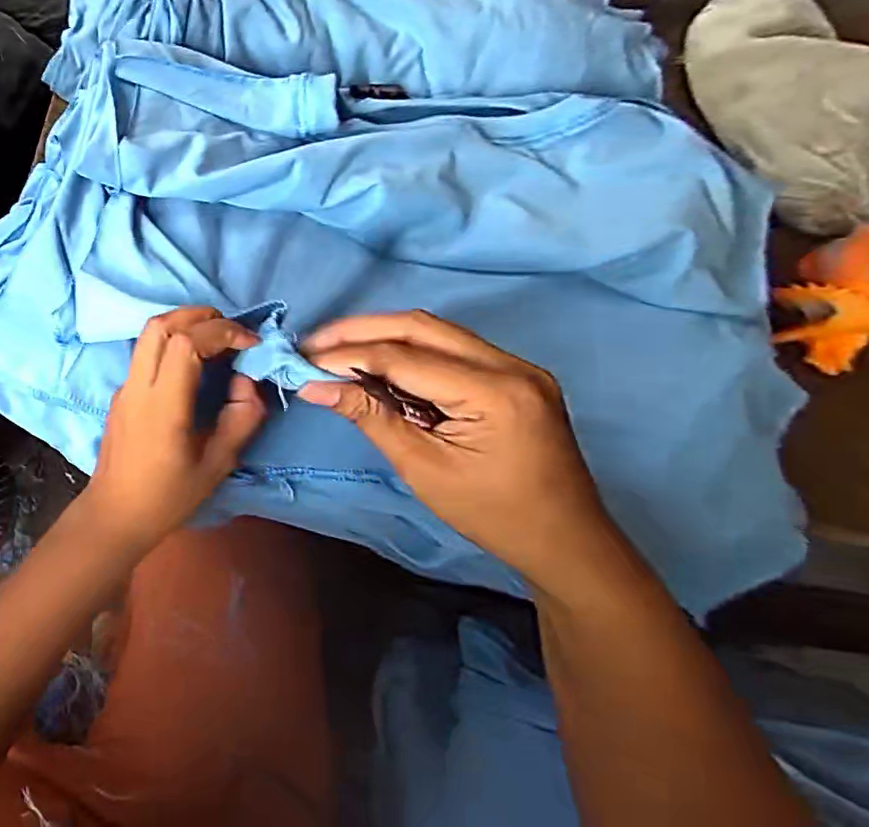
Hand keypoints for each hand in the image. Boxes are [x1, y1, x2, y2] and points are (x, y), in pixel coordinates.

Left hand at [84, 307, 270, 546]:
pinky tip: (194, 364)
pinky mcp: (121, 395)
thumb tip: (248, 382)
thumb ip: (239, 420)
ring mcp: (125, 388)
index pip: (185, 342)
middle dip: (198, 316)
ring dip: (182, 325)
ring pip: (147, 336)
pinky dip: (171, 344)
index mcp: (162, 403)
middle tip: (233, 330)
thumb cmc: (167, 496)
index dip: (221, 332)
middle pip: (159, 325)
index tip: (251, 344)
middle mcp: (137, 387)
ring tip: (217, 340)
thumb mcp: (216, 464)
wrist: (115, 513)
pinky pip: (145, 354)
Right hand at [297, 311, 624, 594]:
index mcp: (494, 392)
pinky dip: (404, 349)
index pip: (402, 356)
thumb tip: (312, 386)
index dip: (345, 356)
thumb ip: (368, 416)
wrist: (567, 543)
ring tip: (334, 351)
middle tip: (311, 345)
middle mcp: (510, 366)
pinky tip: (375, 364)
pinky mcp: (511, 375)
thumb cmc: (492, 513)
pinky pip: (447, 347)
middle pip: (418, 326)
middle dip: (358, 331)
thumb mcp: (421, 466)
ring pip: (432, 330)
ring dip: (379, 336)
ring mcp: (516, 367)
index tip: (301, 362)